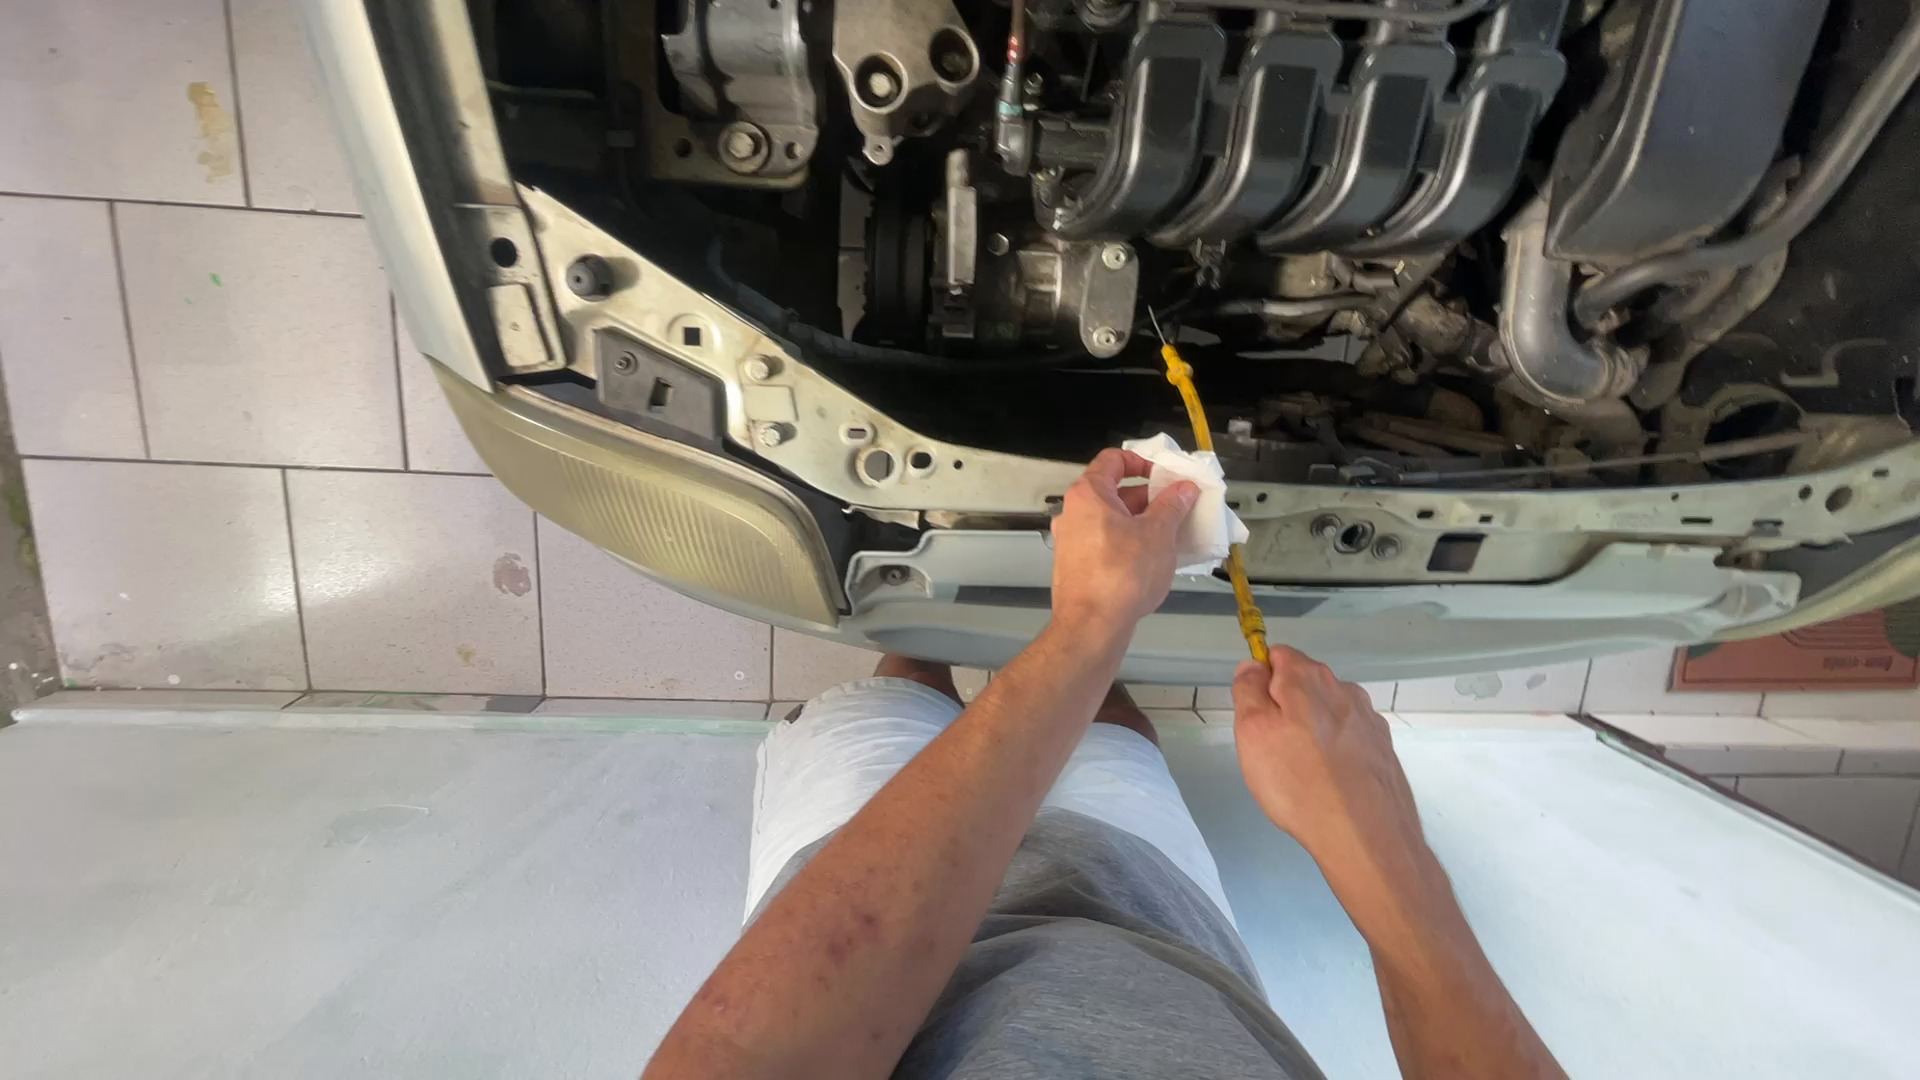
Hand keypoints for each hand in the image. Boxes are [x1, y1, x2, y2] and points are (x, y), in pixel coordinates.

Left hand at [1049, 448, 1198, 632]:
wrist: (1092, 626)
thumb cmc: (1119, 576)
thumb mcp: (1157, 534)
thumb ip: (1172, 506)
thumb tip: (1183, 490)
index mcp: (1088, 495)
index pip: (1113, 460)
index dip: (1142, 461)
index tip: (1166, 473)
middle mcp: (1074, 514)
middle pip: (1114, 492)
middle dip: (1150, 497)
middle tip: (1179, 506)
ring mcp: (1072, 541)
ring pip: (1112, 521)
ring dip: (1143, 523)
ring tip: (1174, 534)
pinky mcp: (1078, 565)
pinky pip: (1107, 543)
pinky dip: (1130, 544)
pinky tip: (1155, 559)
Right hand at [1231, 646, 1432, 894]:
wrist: (1366, 838)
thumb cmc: (1297, 781)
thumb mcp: (1251, 731)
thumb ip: (1248, 690)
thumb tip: (1252, 666)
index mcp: (1308, 678)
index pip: (1277, 655)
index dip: (1259, 679)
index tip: (1254, 714)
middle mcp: (1344, 689)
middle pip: (1303, 683)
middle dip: (1284, 705)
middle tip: (1271, 747)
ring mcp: (1368, 720)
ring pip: (1325, 710)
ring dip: (1310, 728)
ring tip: (1301, 769)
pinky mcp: (1384, 750)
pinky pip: (1347, 737)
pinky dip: (1334, 750)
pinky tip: (1328, 781)